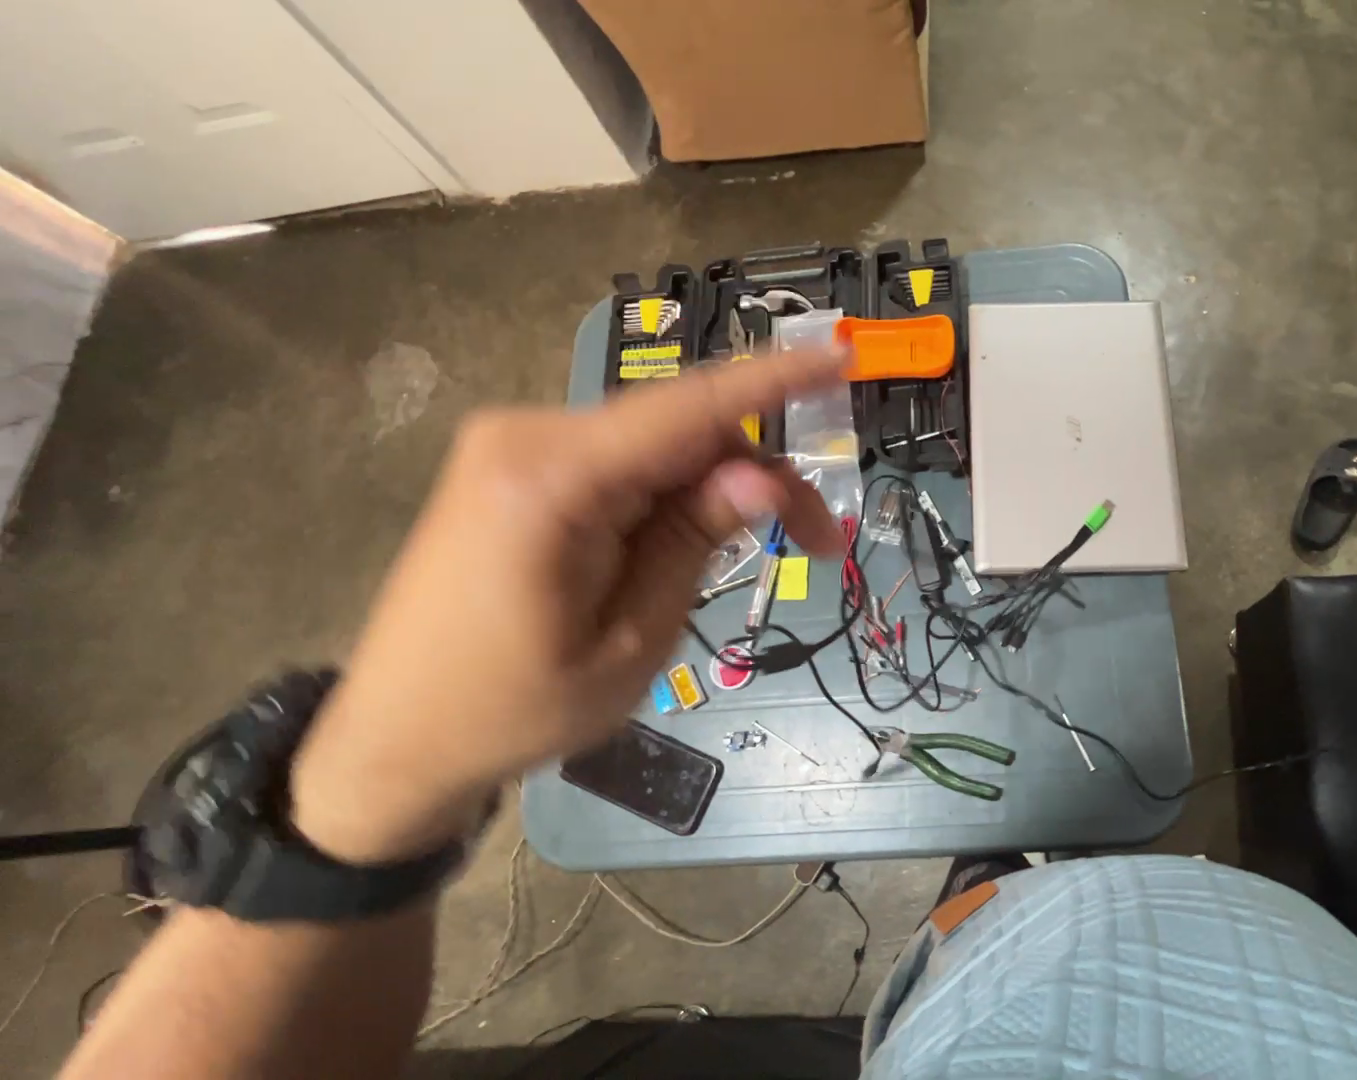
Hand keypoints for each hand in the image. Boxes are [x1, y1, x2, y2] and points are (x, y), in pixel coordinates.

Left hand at [289, 353, 845, 861]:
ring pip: (659, 444)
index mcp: (551, 480)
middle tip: (819, 544)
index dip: (775, 381)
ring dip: (720, 488)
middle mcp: (529, 437)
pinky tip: (695, 538)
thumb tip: (761, 477)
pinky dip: (676, 492)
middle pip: (681, 428)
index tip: (843, 357)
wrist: (395, 739)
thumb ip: (694, 542)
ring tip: (767, 551)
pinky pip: (624, 462)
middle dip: (758, 475)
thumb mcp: (630, 639)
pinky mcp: (518, 470)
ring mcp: (516, 448)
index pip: (689, 410)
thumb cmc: (515, 709)